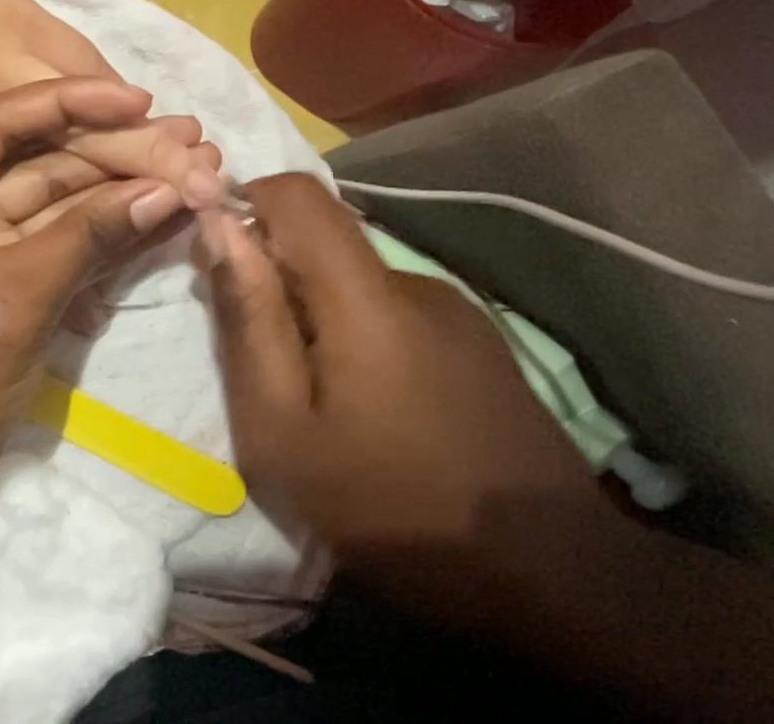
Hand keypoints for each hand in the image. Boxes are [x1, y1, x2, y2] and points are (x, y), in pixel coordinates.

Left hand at [0, 0, 222, 209]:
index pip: (22, 196)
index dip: (85, 214)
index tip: (131, 222)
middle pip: (75, 154)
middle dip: (142, 172)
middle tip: (204, 187)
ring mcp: (13, 62)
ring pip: (88, 112)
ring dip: (143, 134)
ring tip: (195, 147)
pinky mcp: (30, 23)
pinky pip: (81, 63)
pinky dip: (112, 92)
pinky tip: (145, 111)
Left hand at [0, 78, 200, 491]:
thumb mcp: (18, 294)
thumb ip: (89, 234)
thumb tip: (168, 188)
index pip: (0, 122)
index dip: (69, 102)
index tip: (138, 100)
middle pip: (43, 162)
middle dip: (116, 153)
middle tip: (192, 145)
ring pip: (64, 203)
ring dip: (125, 191)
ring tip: (198, 173)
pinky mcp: (17, 282)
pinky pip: (68, 244)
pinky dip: (113, 233)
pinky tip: (167, 216)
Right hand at [195, 173, 613, 621]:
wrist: (556, 580)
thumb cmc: (391, 506)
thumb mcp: (282, 429)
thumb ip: (249, 322)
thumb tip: (219, 228)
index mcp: (366, 299)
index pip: (297, 193)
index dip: (245, 202)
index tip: (217, 260)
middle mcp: (416, 284)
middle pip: (324, 243)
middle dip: (273, 279)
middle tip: (260, 366)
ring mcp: (458, 313)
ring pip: (356, 283)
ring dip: (316, 317)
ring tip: (316, 402)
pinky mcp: (481, 344)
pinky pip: (394, 313)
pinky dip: (357, 338)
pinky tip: (371, 410)